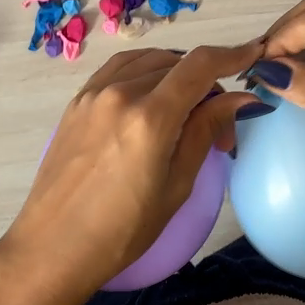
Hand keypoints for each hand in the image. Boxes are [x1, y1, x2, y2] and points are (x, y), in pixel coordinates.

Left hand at [0, 42, 263, 300]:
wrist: (51, 250)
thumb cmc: (121, 231)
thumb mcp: (176, 186)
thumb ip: (207, 130)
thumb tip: (241, 98)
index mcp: (150, 117)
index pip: (200, 65)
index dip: (232, 54)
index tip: (254, 54)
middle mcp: (122, 92)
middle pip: (179, 64)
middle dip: (207, 83)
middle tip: (218, 123)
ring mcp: (95, 92)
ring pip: (150, 60)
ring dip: (177, 73)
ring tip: (186, 108)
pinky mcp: (79, 99)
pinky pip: (121, 67)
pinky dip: (146, 69)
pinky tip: (153, 92)